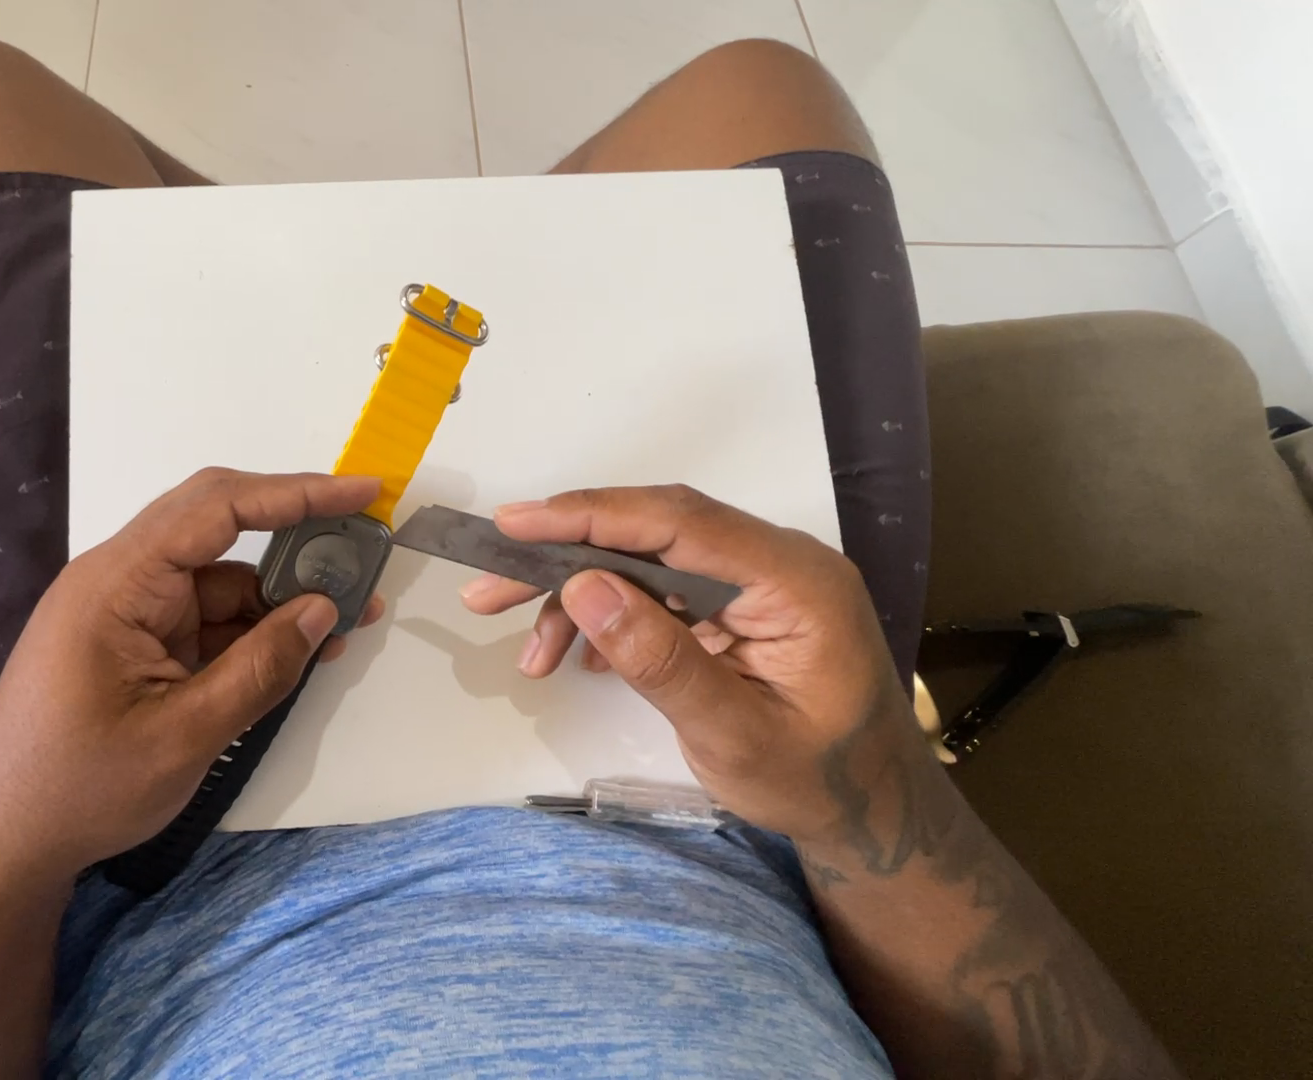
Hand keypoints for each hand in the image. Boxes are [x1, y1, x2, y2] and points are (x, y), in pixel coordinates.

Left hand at [0, 468, 381, 875]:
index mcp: (119, 582)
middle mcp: (124, 580)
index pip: (216, 508)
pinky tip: (302, 650)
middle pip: (219, 529)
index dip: (296, 493)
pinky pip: (210, 620)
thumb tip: (325, 611)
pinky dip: (257, 632)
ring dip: (283, 595)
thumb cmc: (80, 789)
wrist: (5, 844)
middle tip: (362, 544)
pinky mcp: (141, 643)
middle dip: (295, 533)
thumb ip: (261, 668)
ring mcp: (132, 612)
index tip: (362, 493)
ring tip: (350, 616)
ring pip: (223, 580)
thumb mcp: (184, 734)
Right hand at [460, 485, 932, 844]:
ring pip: (641, 565)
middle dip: (562, 559)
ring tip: (531, 656)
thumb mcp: (734, 735)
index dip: (589, 514)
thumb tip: (582, 588)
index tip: (514, 523)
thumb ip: (661, 660)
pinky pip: (653, 594)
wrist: (869, 816)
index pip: (678, 521)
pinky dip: (606, 621)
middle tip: (487, 589)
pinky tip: (576, 658)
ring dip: (576, 601)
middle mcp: (769, 562)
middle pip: (647, 536)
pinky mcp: (727, 604)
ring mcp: (747, 582)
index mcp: (792, 579)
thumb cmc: (816, 783)